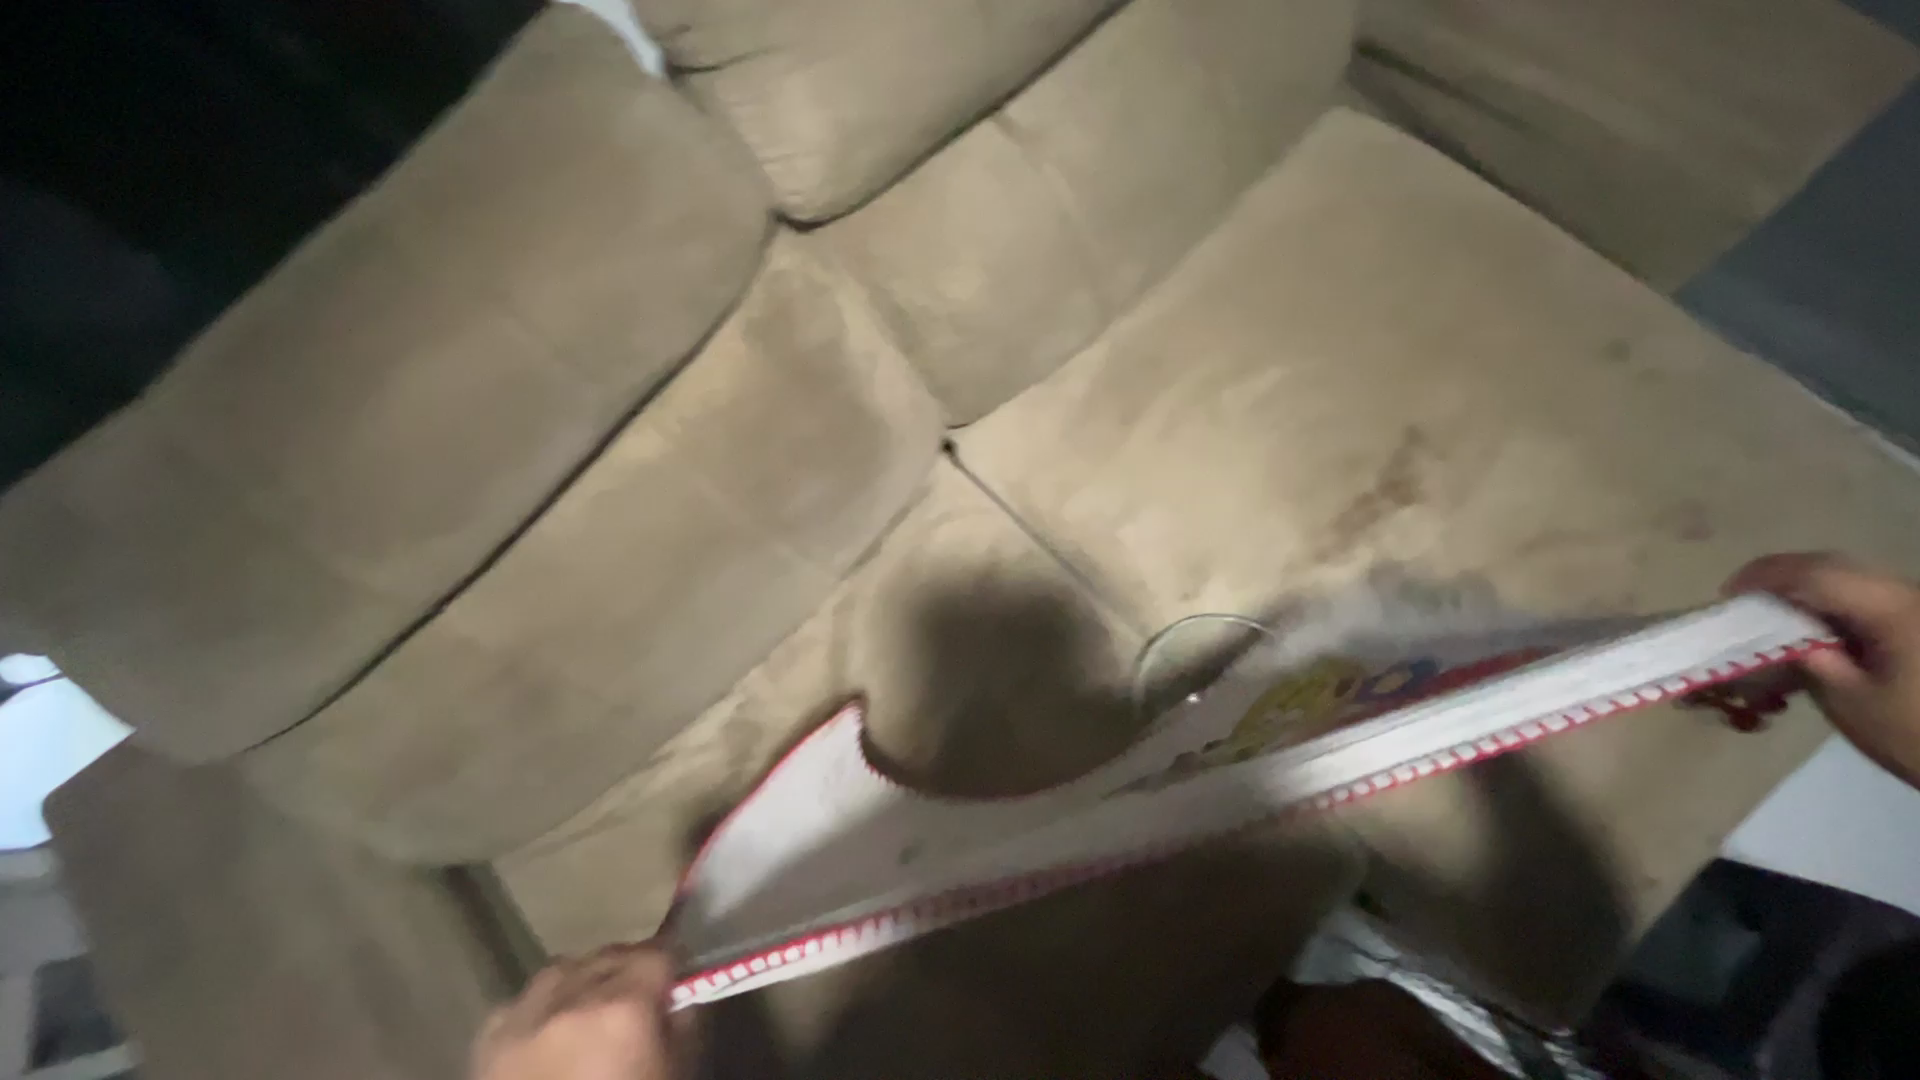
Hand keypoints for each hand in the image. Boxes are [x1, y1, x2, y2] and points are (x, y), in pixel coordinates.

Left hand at [471, 943, 690, 1079]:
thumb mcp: (673, 1076)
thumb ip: (681, 1027)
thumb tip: (677, 998)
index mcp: (625, 1006)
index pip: (660, 952)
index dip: (672, 968)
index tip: (675, 985)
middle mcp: (575, 995)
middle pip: (613, 955)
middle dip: (630, 972)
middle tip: (638, 1004)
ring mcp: (525, 1015)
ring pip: (566, 968)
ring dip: (584, 982)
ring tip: (590, 1016)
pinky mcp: (488, 1040)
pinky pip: (523, 1002)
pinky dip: (541, 1010)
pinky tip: (548, 1039)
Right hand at [1726, 553, 1919, 788]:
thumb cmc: (1917, 734)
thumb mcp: (1847, 700)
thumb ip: (1805, 655)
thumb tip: (1773, 632)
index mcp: (1895, 611)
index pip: (1815, 574)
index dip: (1764, 576)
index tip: (1728, 595)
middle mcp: (1914, 598)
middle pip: (1837, 568)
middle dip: (1784, 576)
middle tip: (1746, 597)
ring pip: (1858, 580)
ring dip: (1811, 589)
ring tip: (1777, 613)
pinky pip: (1877, 599)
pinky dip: (1838, 605)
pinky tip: (1821, 629)